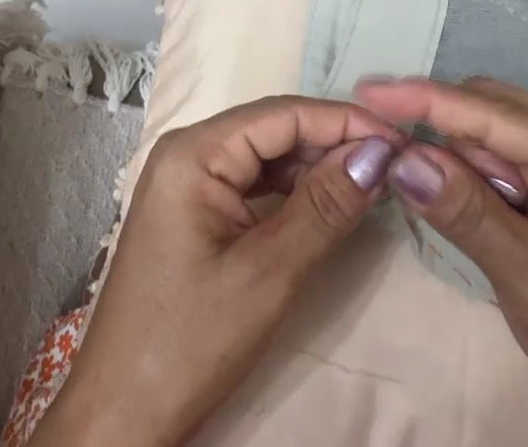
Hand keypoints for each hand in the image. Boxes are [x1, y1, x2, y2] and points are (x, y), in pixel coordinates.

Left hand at [31, 97, 403, 446]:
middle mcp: (187, 153)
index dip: (346, 121)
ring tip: (373, 184)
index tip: (404, 140)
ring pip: (266, 156)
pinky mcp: (193, 211)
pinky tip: (329, 204)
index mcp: (193, 153)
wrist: (123, 413)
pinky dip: (293, 191)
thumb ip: (326, 206)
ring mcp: (187, 182)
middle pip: (273, 129)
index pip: (283, 114)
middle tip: (396, 165)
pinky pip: (252, 184)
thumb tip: (379, 154)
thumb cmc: (190, 341)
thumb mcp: (269, 273)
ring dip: (317, 168)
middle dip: (334, 143)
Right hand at [355, 77, 527, 446]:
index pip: (495, 114)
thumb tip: (402, 157)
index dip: (428, 99)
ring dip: (447, 151)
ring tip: (398, 167)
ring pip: (490, 140)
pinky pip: (498, 171)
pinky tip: (436, 189)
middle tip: (376, 140)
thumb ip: (467, 211)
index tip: (367, 91)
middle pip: (493, 112)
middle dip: (435, 122)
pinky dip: (463, 176)